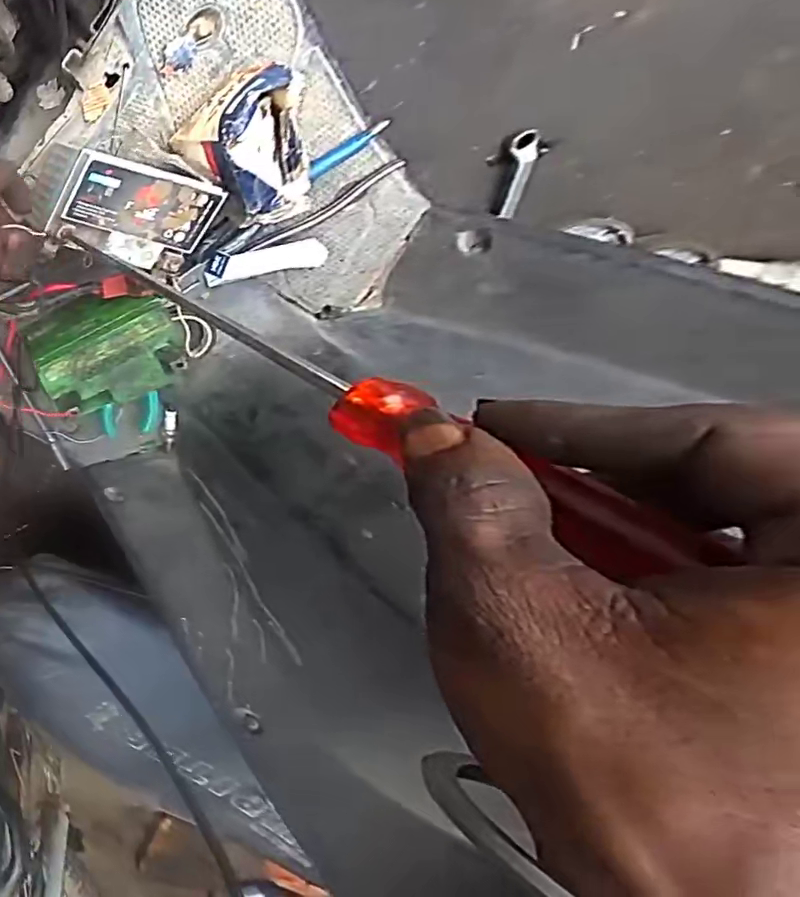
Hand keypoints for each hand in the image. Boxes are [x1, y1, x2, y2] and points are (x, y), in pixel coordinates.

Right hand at [402, 402, 799, 896]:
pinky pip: (756, 593)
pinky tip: (596, 600)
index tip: (475, 426)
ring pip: (745, 538)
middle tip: (493, 481)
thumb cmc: (624, 764)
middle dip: (597, 478)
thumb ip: (471, 505)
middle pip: (741, 485)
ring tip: (533, 544)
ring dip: (622, 527)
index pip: (720, 441)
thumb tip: (433, 431)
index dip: (576, 425)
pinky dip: (660, 576)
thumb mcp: (514, 613)